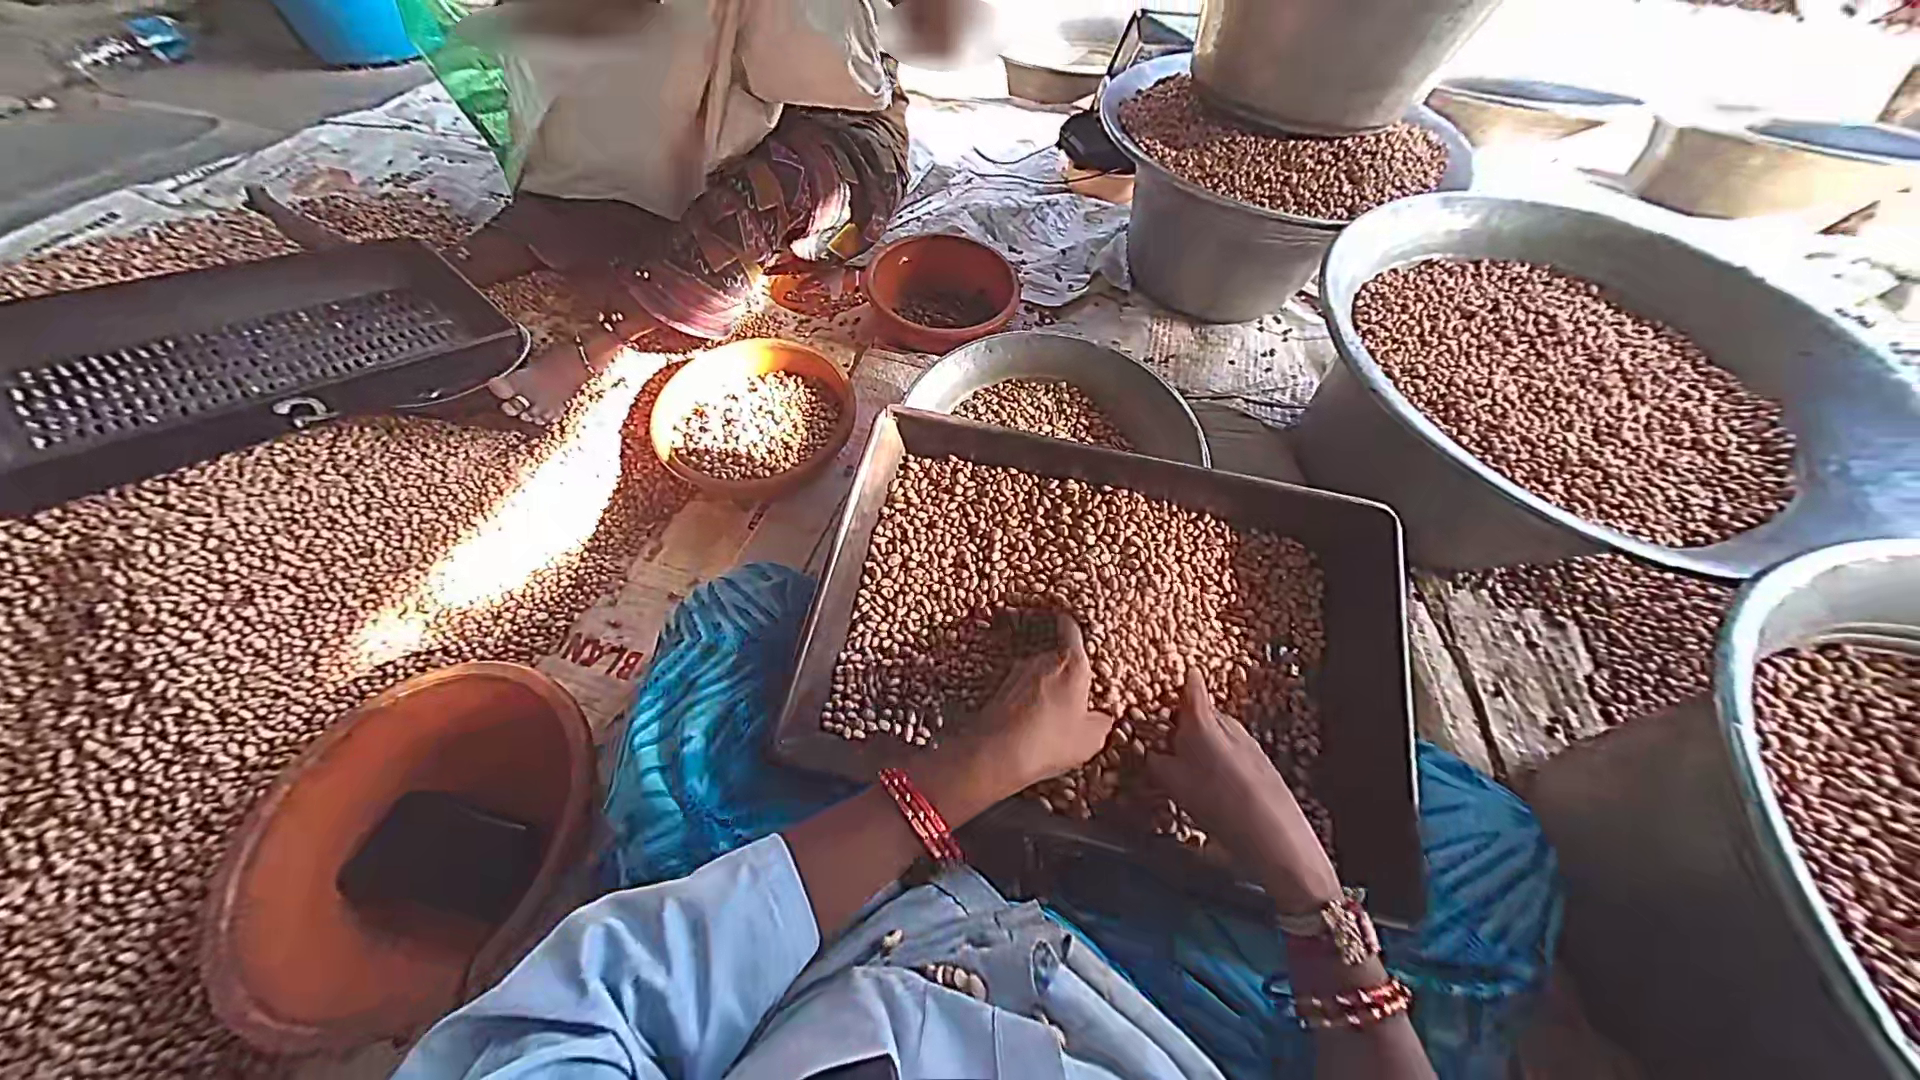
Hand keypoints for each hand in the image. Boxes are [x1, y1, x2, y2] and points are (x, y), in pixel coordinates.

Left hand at [922, 614, 1112, 813]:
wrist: (996, 751)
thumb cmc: (1049, 740)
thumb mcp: (1090, 739)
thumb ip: (1100, 722)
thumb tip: (1102, 718)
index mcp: (1071, 665)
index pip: (1071, 629)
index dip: (1072, 627)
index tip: (1075, 627)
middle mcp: (1042, 661)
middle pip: (1055, 655)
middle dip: (1063, 672)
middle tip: (1073, 693)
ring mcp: (1017, 673)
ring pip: (1036, 673)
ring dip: (1042, 687)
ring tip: (1050, 716)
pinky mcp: (998, 689)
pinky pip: (1019, 689)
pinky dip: (1025, 701)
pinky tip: (1029, 724)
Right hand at [1148, 667, 1339, 912]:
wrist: (1274, 836)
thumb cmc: (1218, 803)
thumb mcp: (1172, 783)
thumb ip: (1156, 761)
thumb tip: (1148, 751)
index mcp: (1203, 721)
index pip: (1192, 687)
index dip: (1182, 680)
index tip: (1176, 675)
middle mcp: (1228, 725)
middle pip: (1202, 713)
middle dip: (1185, 723)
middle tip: (1166, 743)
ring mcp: (1248, 743)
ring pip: (1218, 734)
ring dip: (1203, 744)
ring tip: (1188, 772)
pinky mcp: (1262, 763)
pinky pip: (1232, 752)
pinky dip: (1220, 760)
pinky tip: (1214, 788)